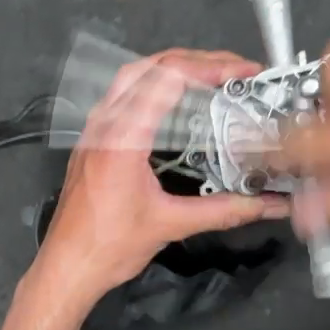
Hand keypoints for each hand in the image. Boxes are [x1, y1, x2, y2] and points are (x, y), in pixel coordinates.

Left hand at [35, 49, 288, 303]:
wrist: (67, 269)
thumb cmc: (104, 248)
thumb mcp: (170, 224)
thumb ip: (223, 210)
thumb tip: (263, 203)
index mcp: (121, 138)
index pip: (168, 77)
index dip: (211, 66)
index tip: (243, 73)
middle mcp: (102, 127)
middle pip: (149, 67)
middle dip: (194, 61)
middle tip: (231, 72)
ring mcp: (92, 135)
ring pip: (131, 80)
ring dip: (170, 72)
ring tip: (208, 81)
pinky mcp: (90, 146)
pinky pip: (120, 101)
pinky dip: (151, 92)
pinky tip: (173, 108)